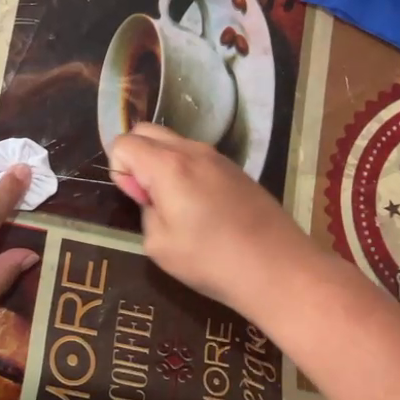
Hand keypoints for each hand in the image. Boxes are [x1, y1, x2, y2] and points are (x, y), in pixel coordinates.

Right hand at [108, 123, 315, 319]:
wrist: (279, 269)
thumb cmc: (213, 261)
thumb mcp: (159, 245)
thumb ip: (145, 210)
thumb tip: (151, 197)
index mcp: (169, 166)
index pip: (123, 143)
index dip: (120, 171)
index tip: (139, 200)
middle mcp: (192, 151)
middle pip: (146, 131)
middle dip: (137, 157)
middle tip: (150, 198)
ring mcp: (218, 157)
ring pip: (173, 142)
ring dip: (162, 163)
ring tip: (177, 205)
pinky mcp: (236, 169)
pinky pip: (196, 156)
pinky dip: (185, 170)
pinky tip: (202, 208)